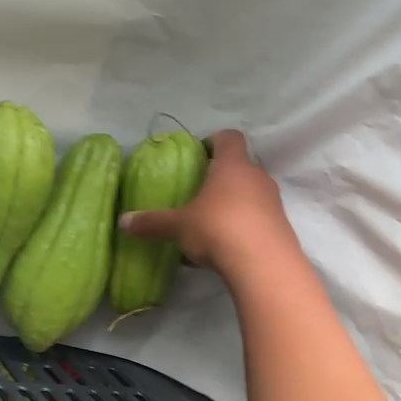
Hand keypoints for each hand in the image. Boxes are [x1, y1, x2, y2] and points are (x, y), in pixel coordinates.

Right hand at [118, 129, 299, 276]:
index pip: (228, 138)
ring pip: (248, 192)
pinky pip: (254, 216)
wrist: (262, 262)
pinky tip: (221, 245)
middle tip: (197, 191)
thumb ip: (151, 223)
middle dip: (219, 176)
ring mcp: (271, 199)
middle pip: (239, 166)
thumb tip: (123, 221)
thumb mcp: (177, 227)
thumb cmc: (217, 228)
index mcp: (232, 165)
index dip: (213, 141)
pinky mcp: (277, 224)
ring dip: (230, 202)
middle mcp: (256, 176)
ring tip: (207, 221)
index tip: (198, 153)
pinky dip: (239, 224)